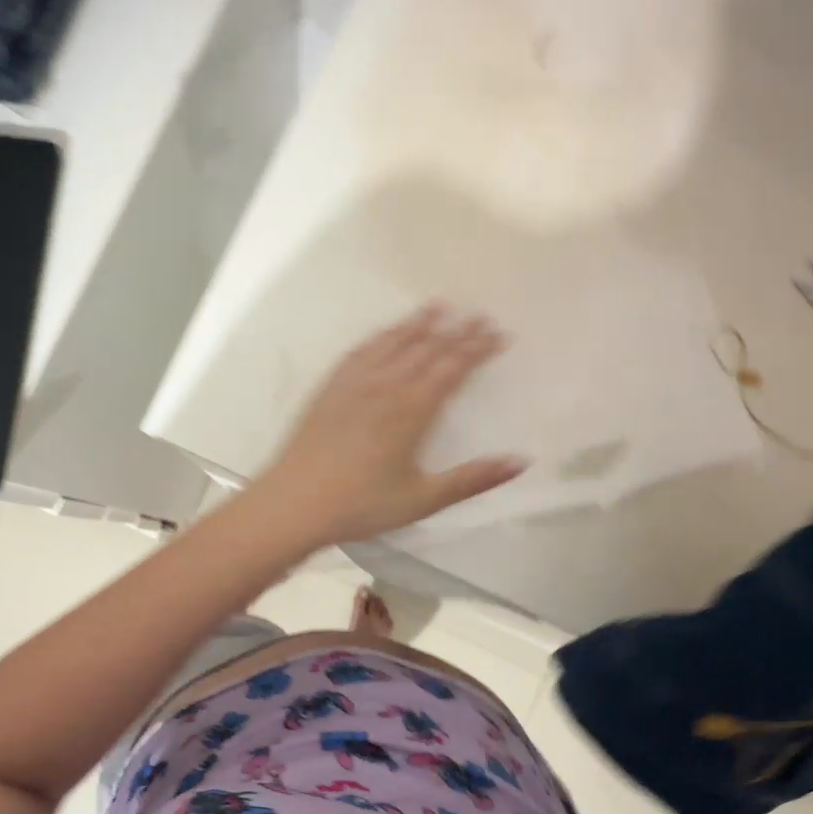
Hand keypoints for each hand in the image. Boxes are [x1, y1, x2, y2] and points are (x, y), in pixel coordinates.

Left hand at [248, 305, 527, 546]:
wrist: (292, 504)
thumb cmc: (359, 506)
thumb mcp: (420, 500)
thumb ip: (470, 480)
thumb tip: (520, 462)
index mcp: (410, 411)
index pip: (451, 369)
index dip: (476, 349)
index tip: (497, 333)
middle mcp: (383, 387)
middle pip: (424, 350)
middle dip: (454, 332)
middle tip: (477, 315)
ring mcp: (351, 385)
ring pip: (390, 344)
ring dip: (415, 324)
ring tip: (435, 307)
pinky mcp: (327, 390)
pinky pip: (357, 354)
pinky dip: (377, 338)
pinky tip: (382, 335)